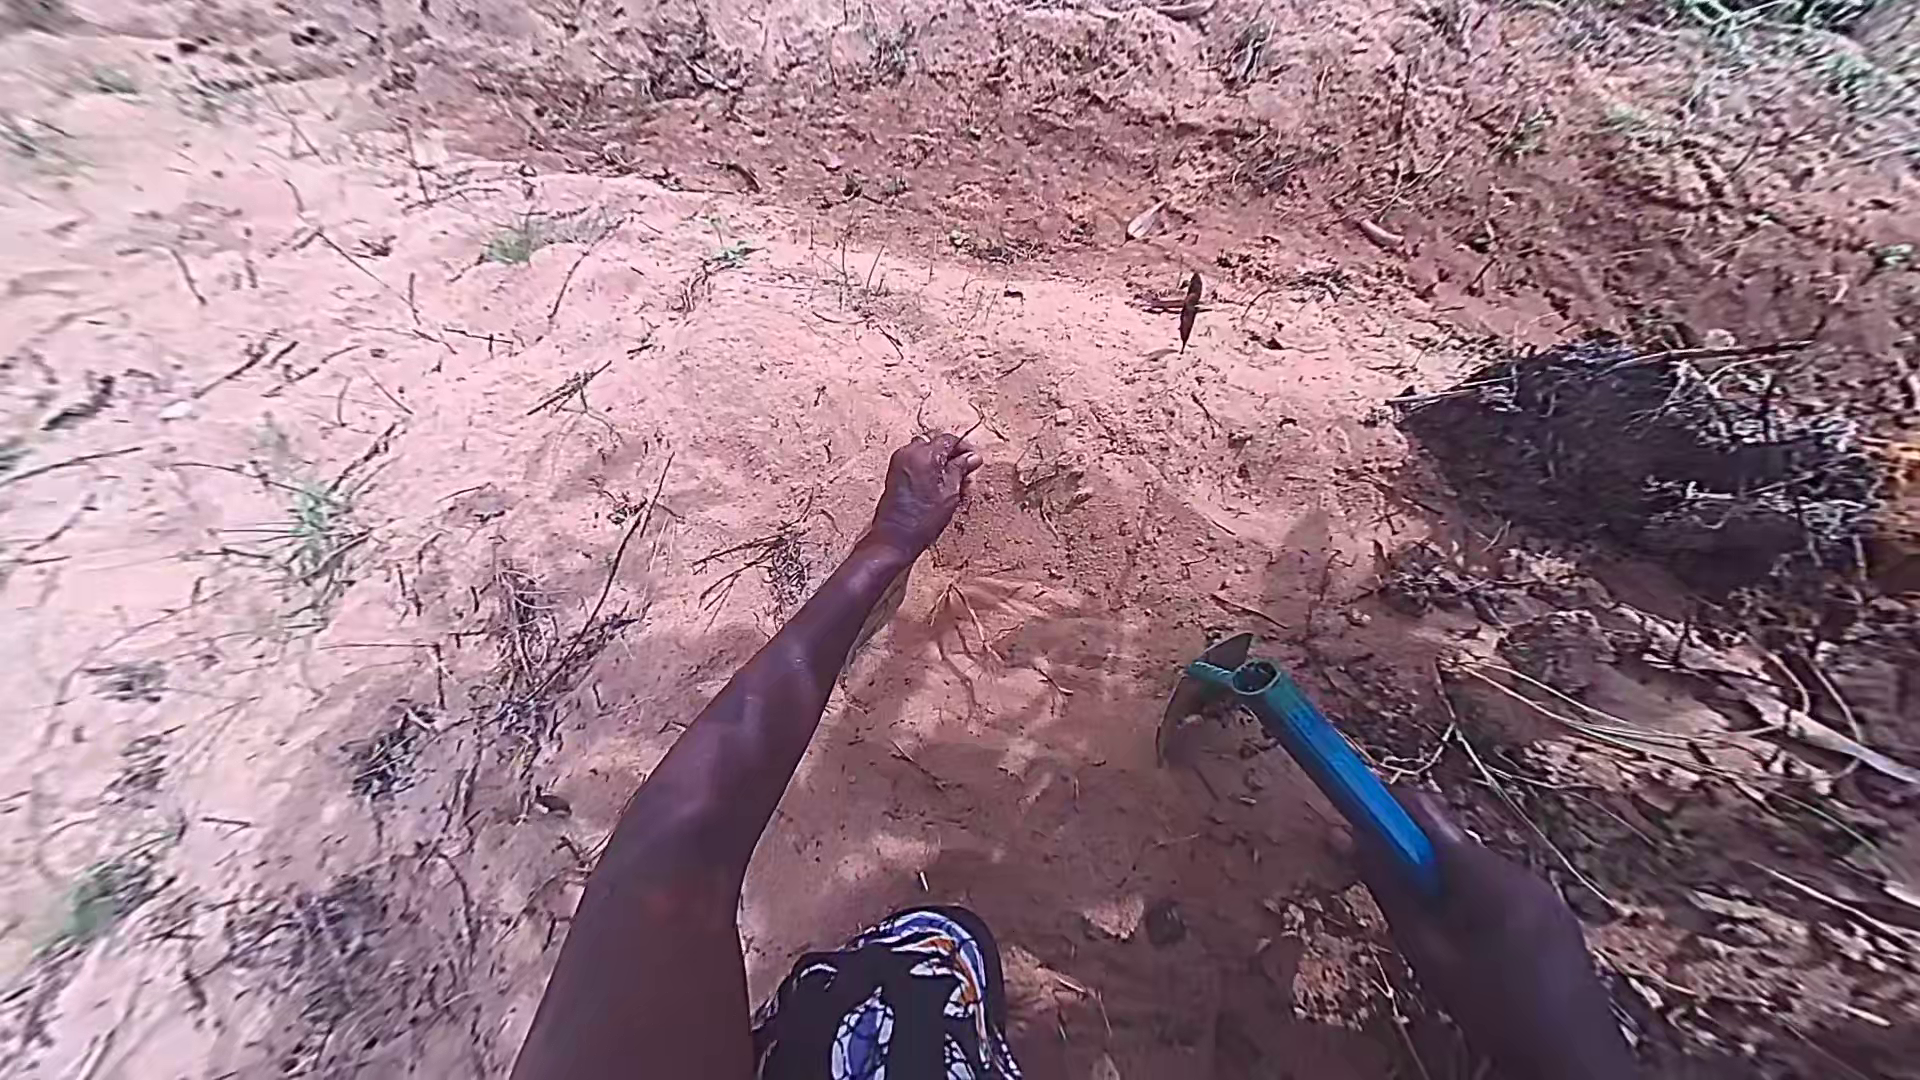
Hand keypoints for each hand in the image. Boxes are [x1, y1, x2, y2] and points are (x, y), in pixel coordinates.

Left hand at [865, 433, 981, 557]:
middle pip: (935, 443)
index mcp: (923, 455)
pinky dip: (927, 468)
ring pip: (925, 452)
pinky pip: (915, 462)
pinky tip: (937, 488)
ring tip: (952, 484)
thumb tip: (972, 458)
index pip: (948, 440)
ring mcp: (898, 462)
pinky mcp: (894, 474)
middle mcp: (908, 453)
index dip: (964, 449)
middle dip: (951, 455)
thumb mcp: (950, 494)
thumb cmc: (921, 521)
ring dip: (939, 462)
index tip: (974, 461)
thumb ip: (960, 470)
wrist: (894, 539)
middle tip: (965, 473)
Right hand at [1359, 788, 1635, 1079]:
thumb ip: (1384, 882)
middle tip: (1388, 884)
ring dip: (1440, 876)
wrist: (1578, 1069)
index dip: (1381, 804)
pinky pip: (1495, 882)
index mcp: (1483, 874)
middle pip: (1444, 836)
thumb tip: (1338, 833)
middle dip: (1410, 851)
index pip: (1421, 808)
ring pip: (1468, 861)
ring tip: (1432, 923)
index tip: (1352, 811)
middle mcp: (1516, 870)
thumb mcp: (1422, 945)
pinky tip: (1468, 936)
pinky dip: (1469, 893)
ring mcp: (1540, 890)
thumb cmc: (1490, 1008)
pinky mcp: (1553, 911)